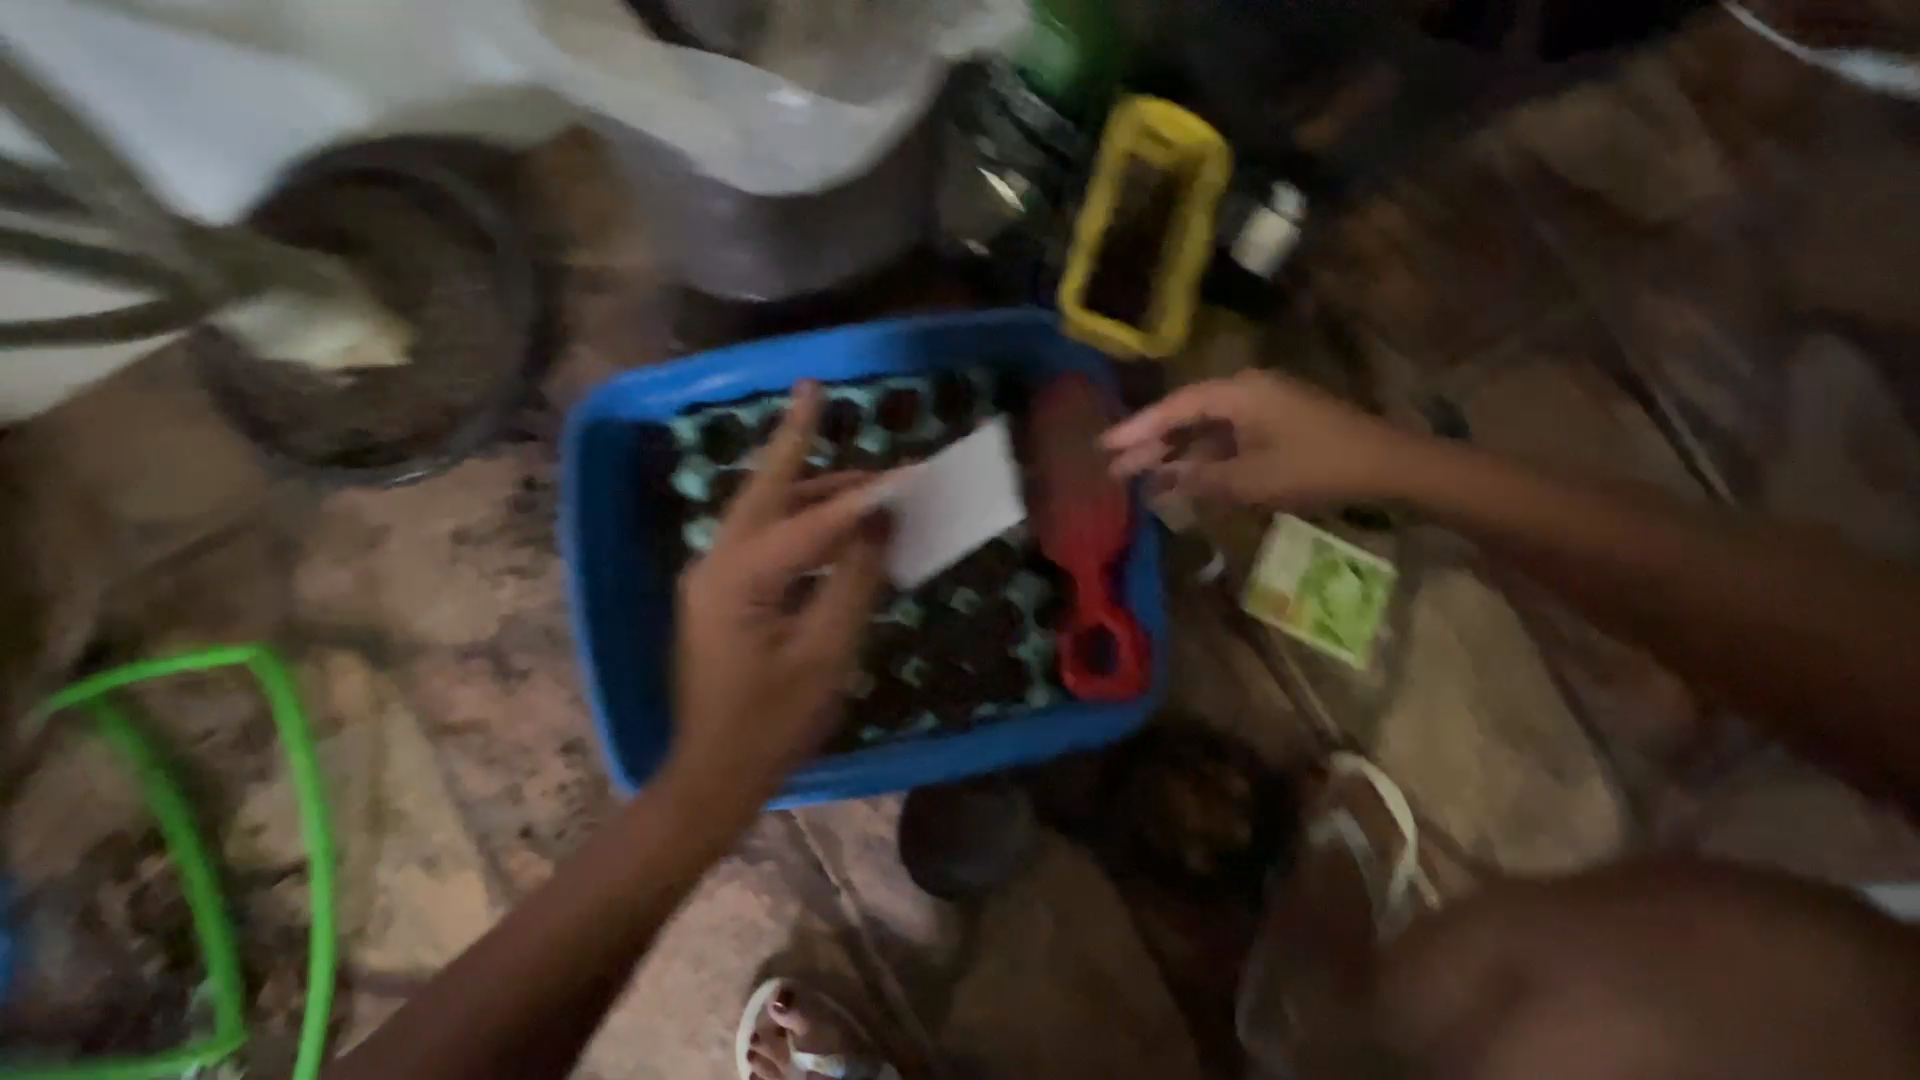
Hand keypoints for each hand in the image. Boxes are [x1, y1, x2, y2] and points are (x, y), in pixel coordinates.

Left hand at [669, 381, 892, 803]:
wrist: (713, 777)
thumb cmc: (773, 724)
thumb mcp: (826, 653)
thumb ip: (855, 579)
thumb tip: (882, 520)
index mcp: (737, 577)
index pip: (812, 520)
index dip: (865, 495)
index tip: (910, 471)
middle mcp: (715, 563)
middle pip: (764, 488)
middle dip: (794, 440)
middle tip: (814, 391)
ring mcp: (714, 579)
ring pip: (763, 513)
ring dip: (807, 488)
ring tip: (862, 475)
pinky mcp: (722, 597)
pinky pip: (765, 544)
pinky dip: (801, 525)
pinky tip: (836, 525)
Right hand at [1103, 370, 1418, 506]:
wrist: (1388, 465)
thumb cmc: (1317, 467)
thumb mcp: (1252, 479)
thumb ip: (1201, 480)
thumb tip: (1160, 484)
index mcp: (1239, 393)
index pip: (1175, 407)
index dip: (1137, 428)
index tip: (1105, 445)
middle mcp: (1246, 392)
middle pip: (1186, 416)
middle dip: (1151, 445)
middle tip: (1115, 469)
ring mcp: (1263, 409)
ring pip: (1206, 430)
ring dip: (1177, 455)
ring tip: (1141, 480)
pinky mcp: (1276, 427)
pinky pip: (1227, 440)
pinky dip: (1204, 460)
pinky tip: (1185, 482)